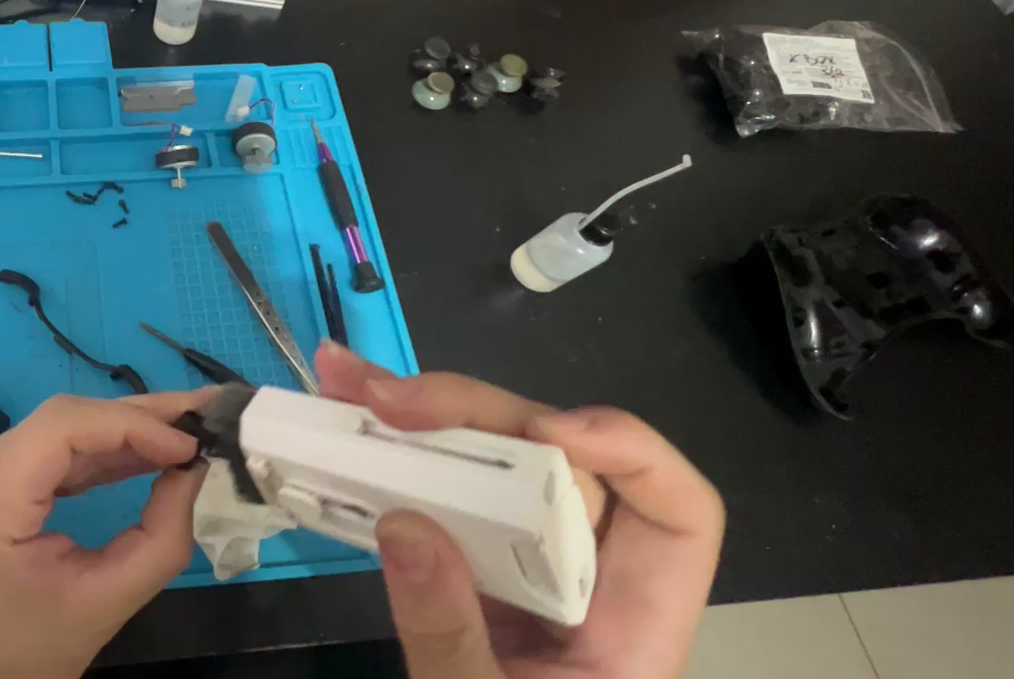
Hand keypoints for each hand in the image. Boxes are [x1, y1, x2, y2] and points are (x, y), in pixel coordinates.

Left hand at [0, 391, 210, 678]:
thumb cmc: (19, 661)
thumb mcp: (100, 607)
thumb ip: (159, 538)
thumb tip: (194, 470)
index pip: (63, 428)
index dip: (132, 424)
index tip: (190, 443)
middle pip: (61, 421)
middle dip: (138, 417)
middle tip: (203, 411)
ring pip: (55, 431)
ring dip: (121, 431)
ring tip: (183, 428)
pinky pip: (42, 451)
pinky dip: (94, 453)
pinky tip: (141, 451)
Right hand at [318, 343, 723, 678]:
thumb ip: (449, 637)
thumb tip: (405, 522)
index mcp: (626, 625)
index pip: (674, 513)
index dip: (625, 450)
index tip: (545, 431)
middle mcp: (575, 569)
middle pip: (550, 457)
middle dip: (468, 412)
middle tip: (384, 398)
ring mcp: (512, 554)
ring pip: (484, 453)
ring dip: (410, 408)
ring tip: (343, 377)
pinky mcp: (458, 549)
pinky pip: (433, 479)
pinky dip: (385, 442)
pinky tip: (339, 405)